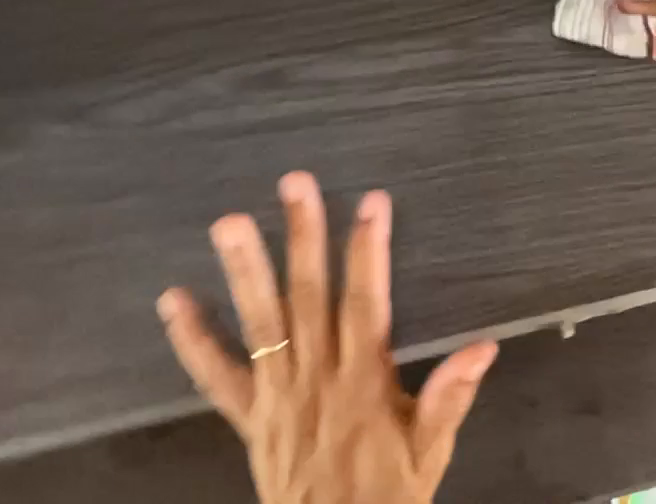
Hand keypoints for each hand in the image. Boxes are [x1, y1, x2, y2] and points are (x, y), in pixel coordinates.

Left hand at [158, 172, 498, 503]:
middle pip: (308, 297)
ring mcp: (276, 394)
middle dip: (304, 236)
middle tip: (294, 183)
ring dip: (245, 270)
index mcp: (363, 381)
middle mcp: (315, 377)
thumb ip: (450, 397)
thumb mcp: (431, 452)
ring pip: (260, 323)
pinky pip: (215, 377)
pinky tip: (172, 300)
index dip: (369, 251)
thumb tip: (484, 347)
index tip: (371, 201)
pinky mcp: (249, 415)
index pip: (365, 303)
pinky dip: (192, 339)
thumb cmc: (387, 495)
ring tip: (228, 223)